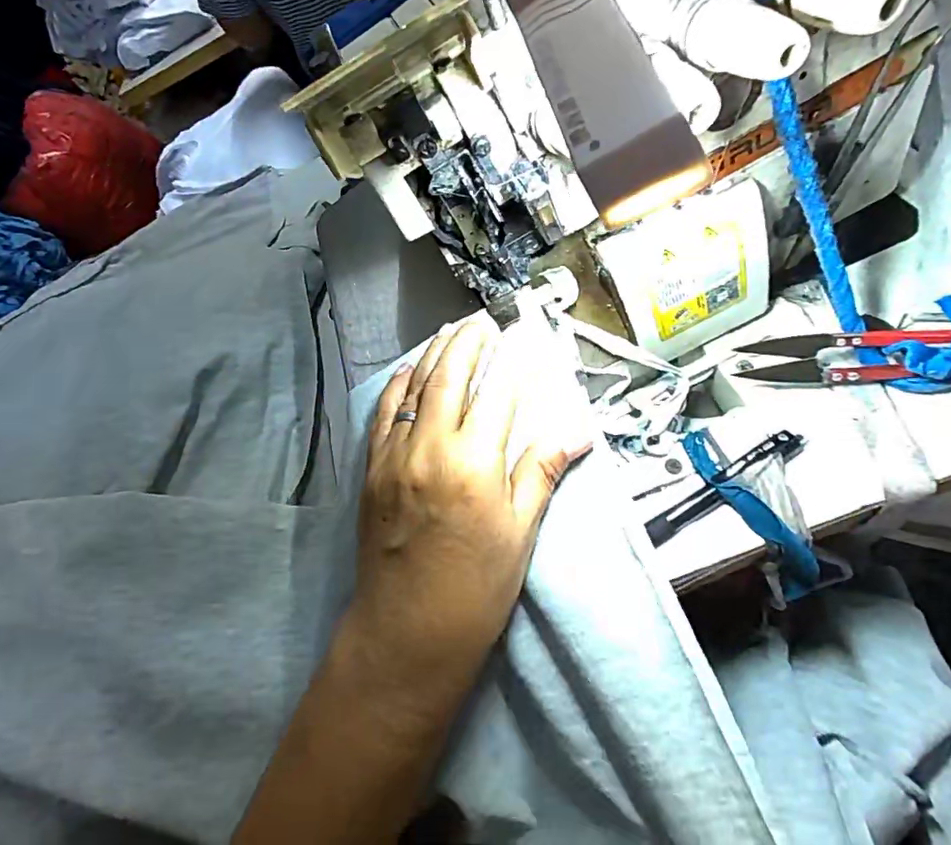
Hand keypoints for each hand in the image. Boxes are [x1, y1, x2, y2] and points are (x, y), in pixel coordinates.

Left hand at [345, 317, 591, 687]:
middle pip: (449, 378)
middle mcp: (429, 448)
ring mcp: (394, 455)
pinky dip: (398, 384)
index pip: (495, 395)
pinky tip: (409, 370)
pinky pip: (383, 413)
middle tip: (481, 321)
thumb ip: (541, 471)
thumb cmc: (476, 588)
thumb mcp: (520, 532)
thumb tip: (578, 431)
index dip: (508, 363)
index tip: (517, 338)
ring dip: (432, 354)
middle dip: (467, 342)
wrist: (407, 629)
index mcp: (474, 464)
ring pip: (413, 388)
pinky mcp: (371, 467)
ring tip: (449, 331)